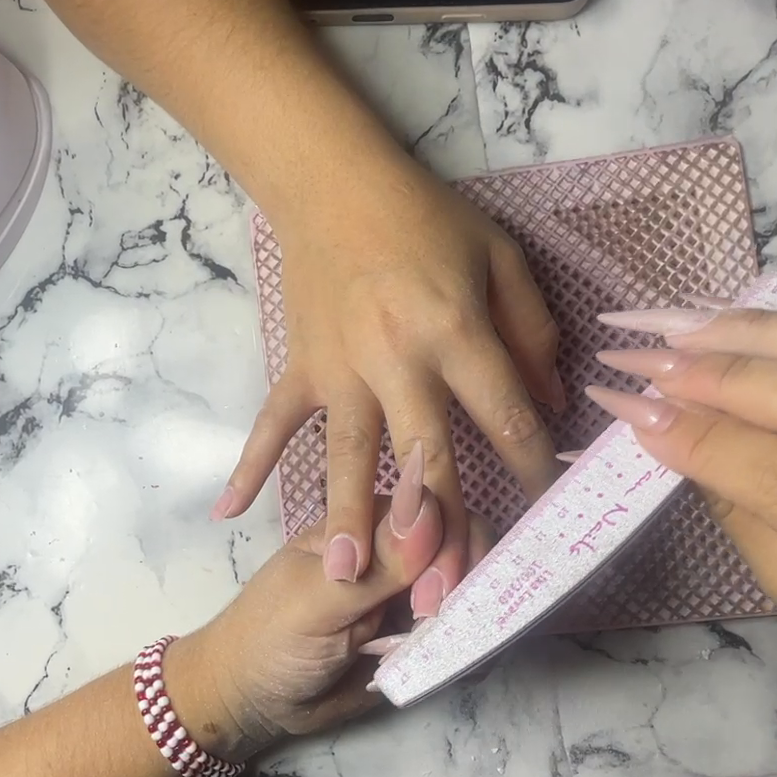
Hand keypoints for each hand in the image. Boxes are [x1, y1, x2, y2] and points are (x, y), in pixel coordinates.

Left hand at [168, 448, 447, 760]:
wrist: (252, 699)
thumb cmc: (269, 637)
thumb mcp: (318, 598)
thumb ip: (377, 558)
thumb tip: (425, 491)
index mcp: (368, 523)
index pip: (436, 509)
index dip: (448, 549)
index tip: (433, 600)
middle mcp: (399, 551)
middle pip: (465, 545)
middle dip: (471, 584)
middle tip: (437, 630)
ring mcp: (413, 592)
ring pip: (472, 588)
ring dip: (480, 615)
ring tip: (467, 653)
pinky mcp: (420, 633)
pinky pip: (463, 630)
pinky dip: (475, 646)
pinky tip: (473, 664)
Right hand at [214, 163, 565, 616]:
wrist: (334, 186)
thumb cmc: (425, 220)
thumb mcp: (499, 259)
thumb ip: (529, 333)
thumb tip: (548, 403)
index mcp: (455, 332)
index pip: (502, 414)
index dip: (529, 464)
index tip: (541, 512)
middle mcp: (396, 362)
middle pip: (422, 456)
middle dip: (436, 525)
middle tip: (441, 589)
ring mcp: (339, 371)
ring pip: (347, 455)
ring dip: (347, 517)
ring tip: (345, 577)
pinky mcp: (300, 369)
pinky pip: (273, 423)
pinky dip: (250, 465)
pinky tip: (228, 510)